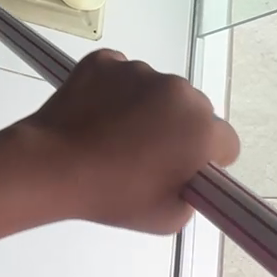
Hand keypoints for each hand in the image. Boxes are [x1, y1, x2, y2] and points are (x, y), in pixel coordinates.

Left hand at [16, 49, 238, 233]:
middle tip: (144, 152)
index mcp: (201, 128)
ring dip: (144, 105)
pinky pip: (118, 72)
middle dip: (177, 128)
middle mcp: (176, 90)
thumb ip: (192, 193)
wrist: (52, 164)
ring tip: (112, 132)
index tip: (183, 169)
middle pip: (192, 109)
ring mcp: (137, 70)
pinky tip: (95, 111)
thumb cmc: (111, 194)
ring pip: (154, 88)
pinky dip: (112, 88)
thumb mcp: (169, 216)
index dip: (206, 159)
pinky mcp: (102, 60)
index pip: (224, 142)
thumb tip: (186, 177)